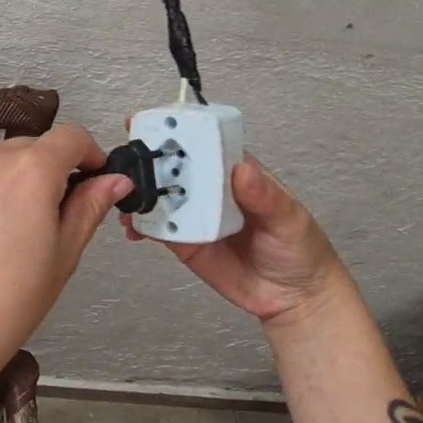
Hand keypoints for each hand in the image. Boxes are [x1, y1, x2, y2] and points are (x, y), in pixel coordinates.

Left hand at [0, 125, 132, 379]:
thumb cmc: (6, 300)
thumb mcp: (64, 254)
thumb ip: (90, 207)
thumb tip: (115, 181)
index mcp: (30, 169)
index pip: (71, 137)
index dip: (90, 154)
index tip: (96, 178)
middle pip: (32, 147)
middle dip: (51, 171)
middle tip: (58, 217)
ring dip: (14, 181)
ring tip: (16, 233)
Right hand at [125, 155, 350, 324]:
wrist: (292, 298)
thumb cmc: (299, 249)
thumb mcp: (289, 219)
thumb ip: (265, 196)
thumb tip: (243, 169)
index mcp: (234, 174)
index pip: (205, 146)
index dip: (180, 133)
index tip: (155, 123)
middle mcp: (210, 190)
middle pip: (174, 169)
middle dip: (148, 162)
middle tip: (127, 162)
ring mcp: (193, 215)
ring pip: (159, 197)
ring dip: (139, 194)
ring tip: (124, 198)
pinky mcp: (182, 241)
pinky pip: (158, 228)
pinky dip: (140, 225)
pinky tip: (132, 227)